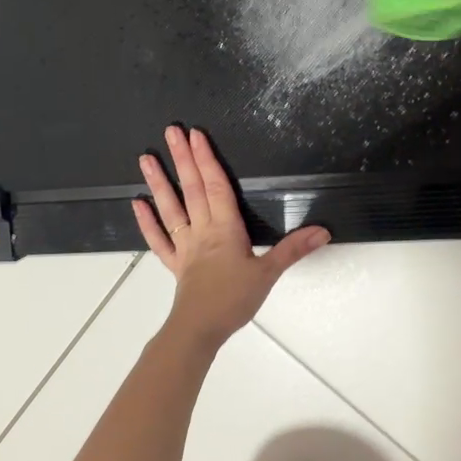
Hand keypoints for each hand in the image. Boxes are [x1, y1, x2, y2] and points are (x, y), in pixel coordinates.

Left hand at [133, 126, 330, 351]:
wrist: (199, 330)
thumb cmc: (233, 300)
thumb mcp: (268, 274)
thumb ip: (293, 249)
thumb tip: (323, 230)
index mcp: (225, 229)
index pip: (216, 186)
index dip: (207, 159)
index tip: (197, 135)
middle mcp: (202, 231)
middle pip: (192, 189)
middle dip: (182, 158)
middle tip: (170, 131)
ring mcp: (184, 246)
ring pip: (170, 208)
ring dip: (159, 182)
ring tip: (145, 158)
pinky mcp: (175, 263)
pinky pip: (159, 239)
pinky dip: (146, 221)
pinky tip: (138, 204)